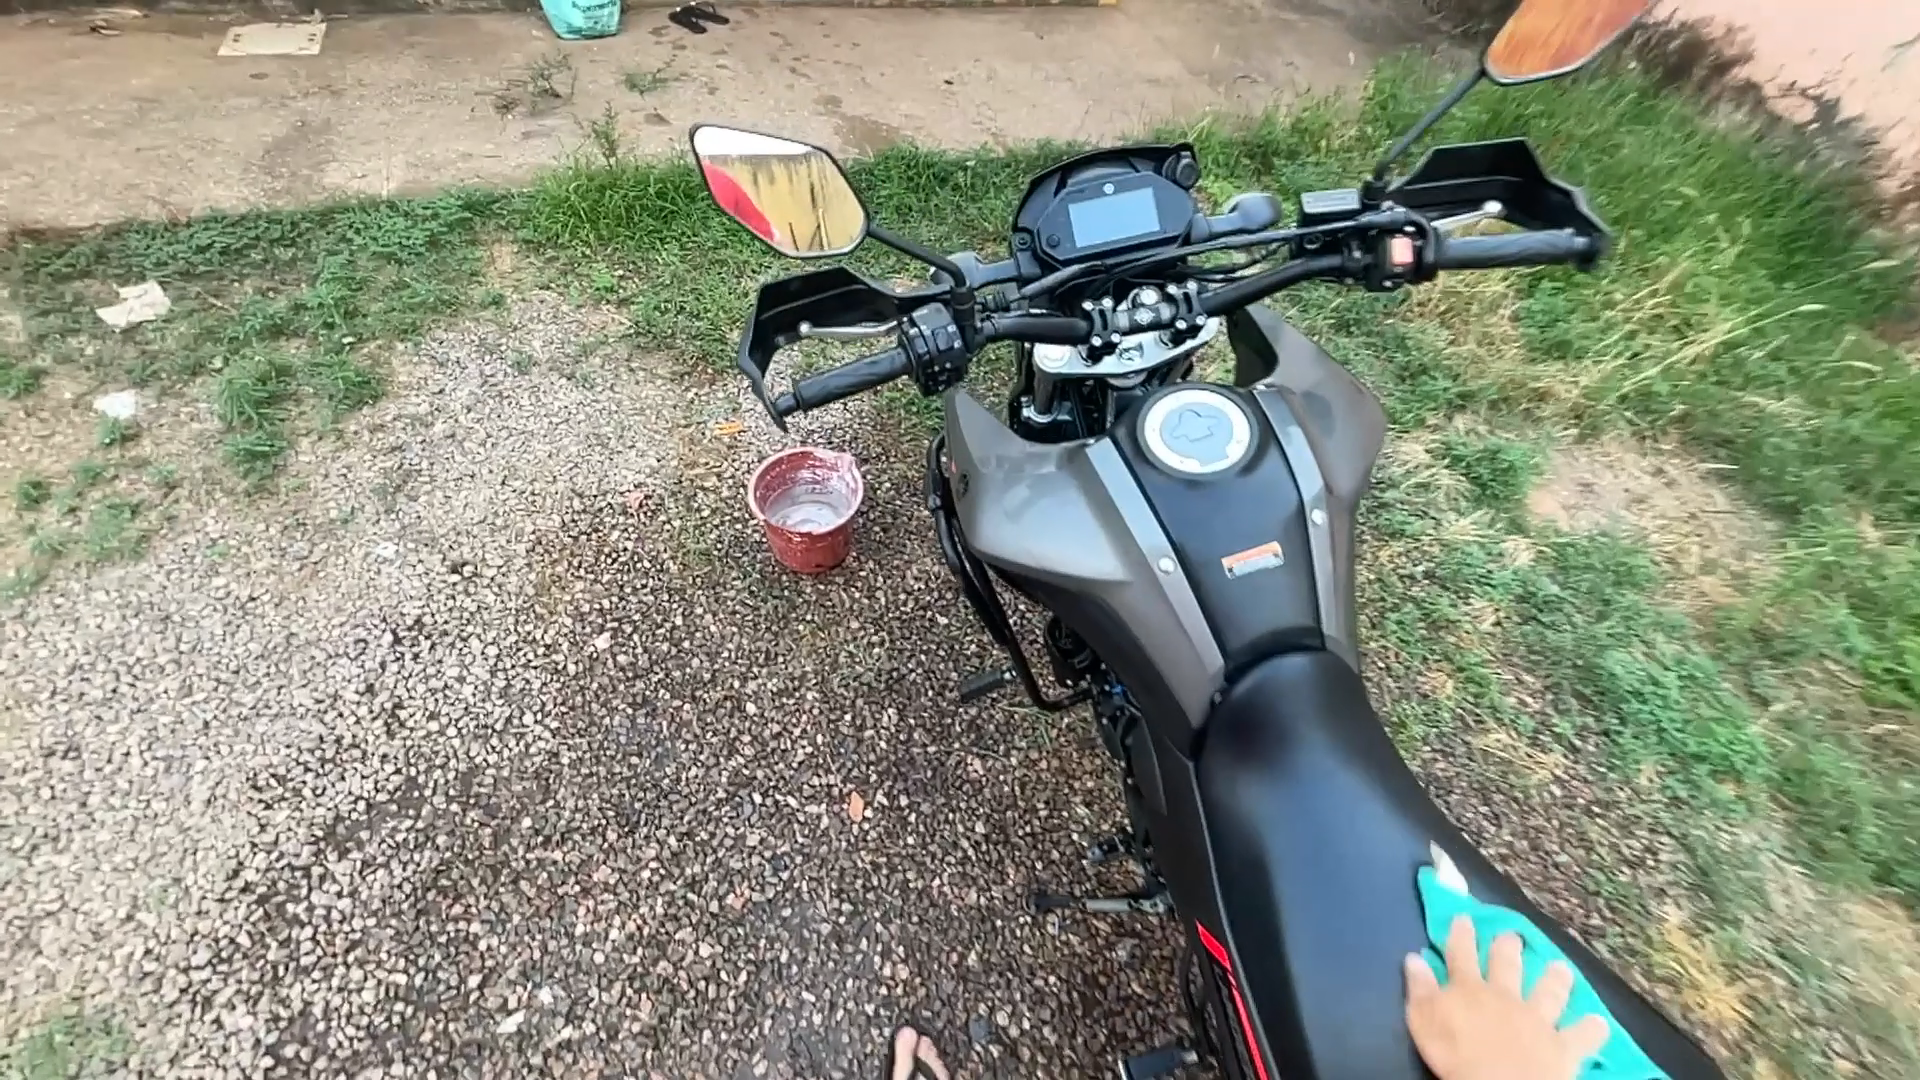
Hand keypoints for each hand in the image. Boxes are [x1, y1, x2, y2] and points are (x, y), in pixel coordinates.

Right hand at [1404, 916, 1610, 1079]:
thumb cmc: (1455, 1054)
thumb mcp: (1422, 1019)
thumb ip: (1419, 987)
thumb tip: (1414, 957)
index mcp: (1468, 988)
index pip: (1461, 953)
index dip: (1462, 934)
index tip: (1465, 917)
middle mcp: (1503, 996)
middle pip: (1506, 966)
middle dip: (1508, 949)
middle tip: (1512, 934)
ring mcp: (1537, 1020)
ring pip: (1548, 993)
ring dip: (1554, 979)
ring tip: (1561, 966)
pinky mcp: (1563, 1048)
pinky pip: (1581, 1037)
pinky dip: (1591, 1030)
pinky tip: (1600, 1022)